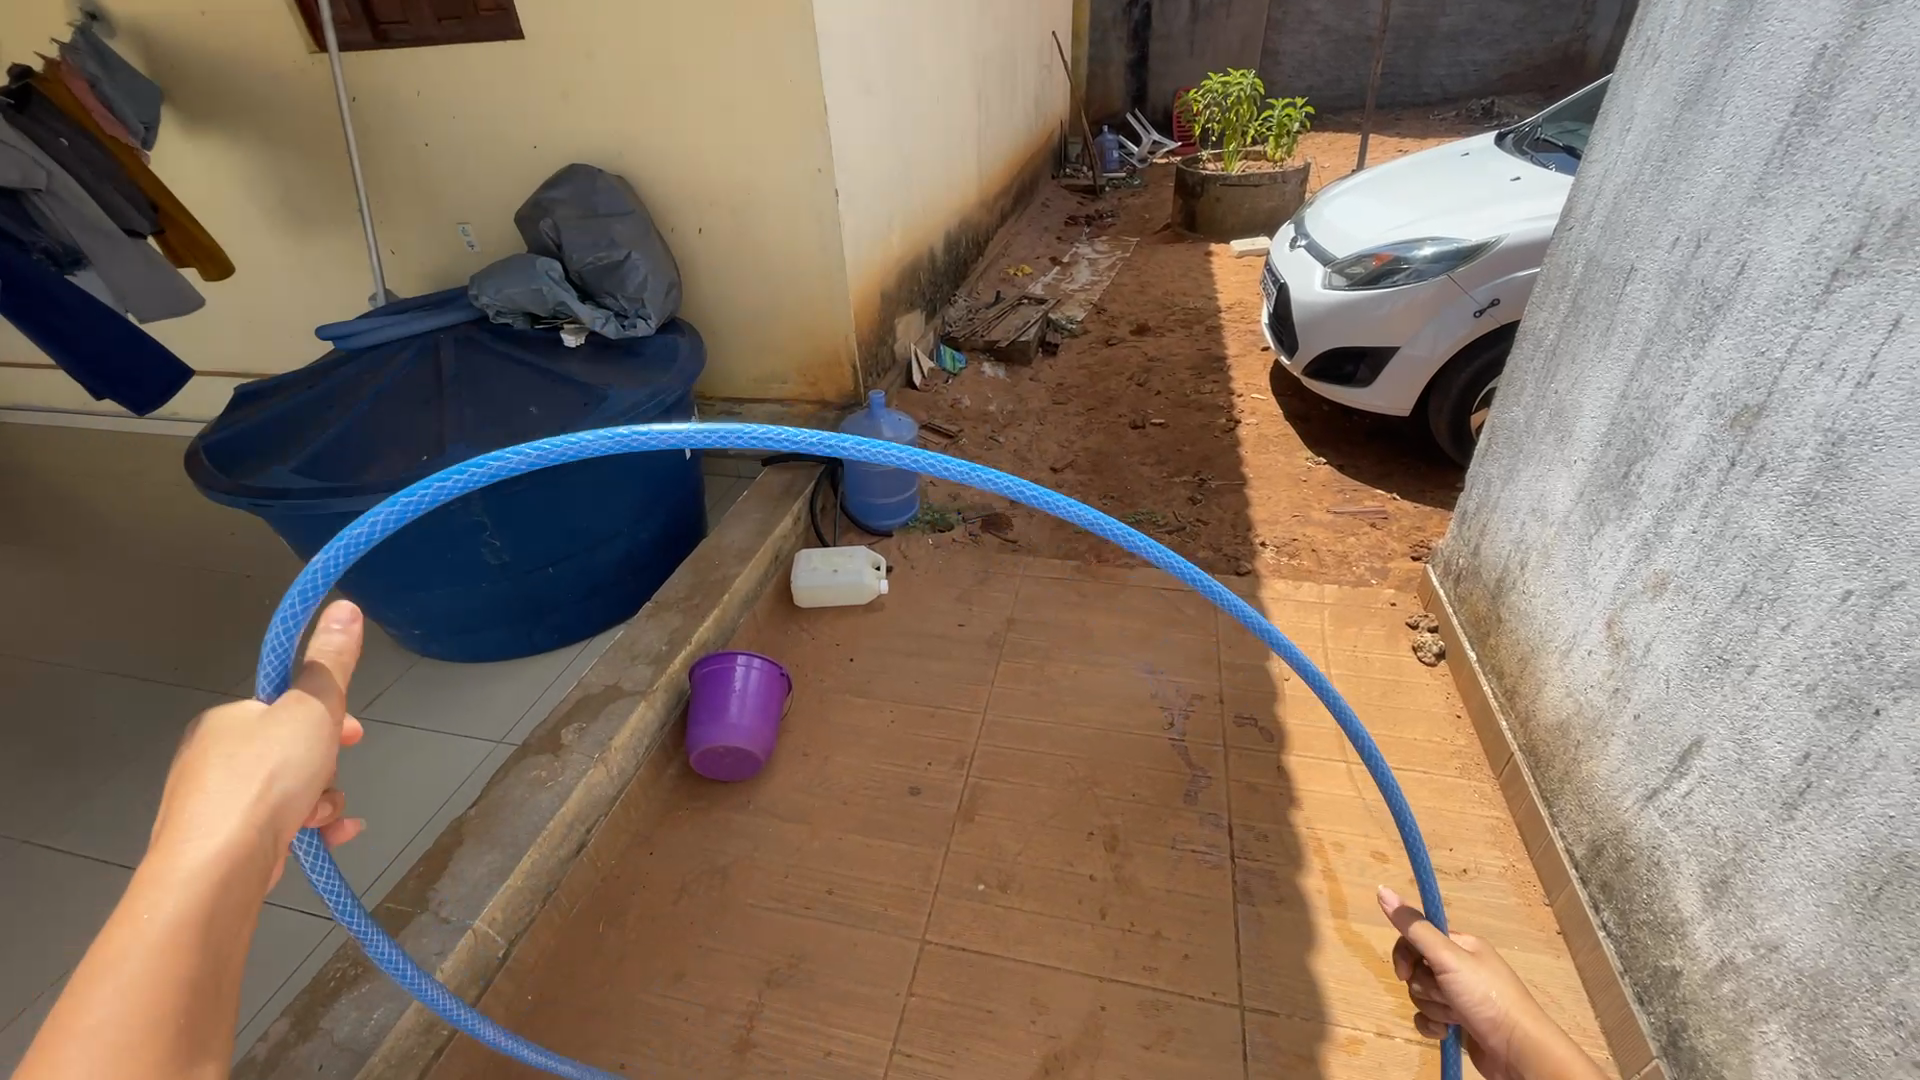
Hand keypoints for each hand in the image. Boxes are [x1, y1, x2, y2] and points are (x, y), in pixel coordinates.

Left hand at [149, 600, 367, 891]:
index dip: (328, 716)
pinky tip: (332, 833)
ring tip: (323, 813)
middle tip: (337, 772)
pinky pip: (282, 822)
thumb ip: (331, 661)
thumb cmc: (267, 776)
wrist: (219, 864)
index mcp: (226, 721)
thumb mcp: (313, 707)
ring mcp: (214, 804)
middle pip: (293, 748)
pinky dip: (312, 825)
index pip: (287, 706)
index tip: (351, 733)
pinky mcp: (224, 841)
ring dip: (323, 797)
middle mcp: (212, 758)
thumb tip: (345, 606)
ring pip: (293, 787)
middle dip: (327, 763)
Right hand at [1377, 885, 1605, 1079]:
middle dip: (1425, 986)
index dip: (1405, 954)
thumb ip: (1414, 926)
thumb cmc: (1486, 998)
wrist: (1522, 1055)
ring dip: (1433, 1008)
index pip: (1416, 937)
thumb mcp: (1448, 957)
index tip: (1404, 972)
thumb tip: (1380, 889)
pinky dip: (1432, 1026)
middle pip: (1417, 969)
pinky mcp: (1460, 1025)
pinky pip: (1428, 1018)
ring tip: (1456, 1018)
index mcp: (1461, 945)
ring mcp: (1461, 998)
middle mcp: (1461, 968)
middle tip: (1446, 995)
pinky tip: (1444, 1034)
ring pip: (1422, 995)